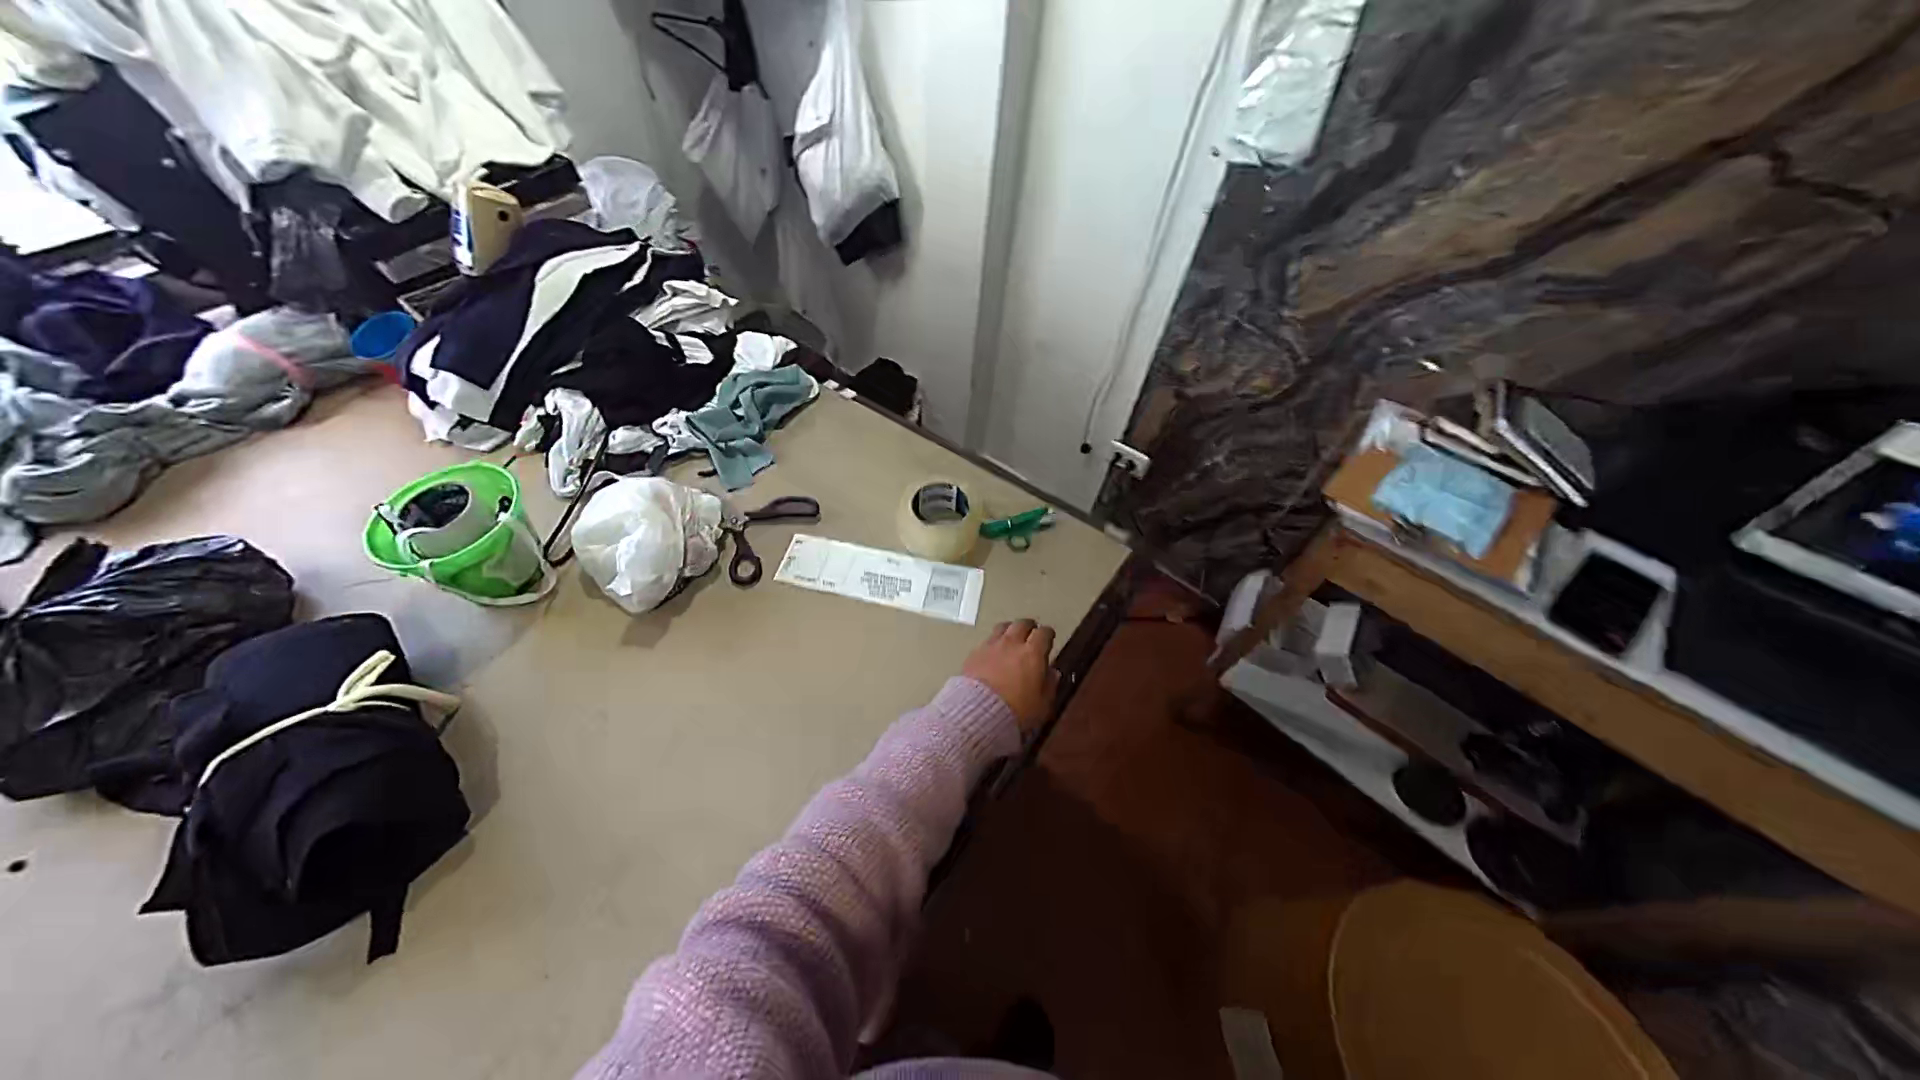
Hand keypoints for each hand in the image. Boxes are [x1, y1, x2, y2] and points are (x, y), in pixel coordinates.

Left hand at [962, 619, 1059, 732]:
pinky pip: (987, 640)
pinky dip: (993, 642)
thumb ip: (1049, 686)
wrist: (979, 712)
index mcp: (1032, 653)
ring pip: (1002, 627)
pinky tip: (994, 651)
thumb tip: (1053, 673)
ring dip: (1010, 629)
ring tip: (1011, 636)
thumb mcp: (1042, 705)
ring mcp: (991, 646)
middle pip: (1022, 624)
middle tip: (1031, 632)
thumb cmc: (1016, 711)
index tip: (1049, 637)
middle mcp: (1012, 644)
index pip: (1043, 633)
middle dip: (1029, 626)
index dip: (1047, 634)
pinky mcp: (974, 653)